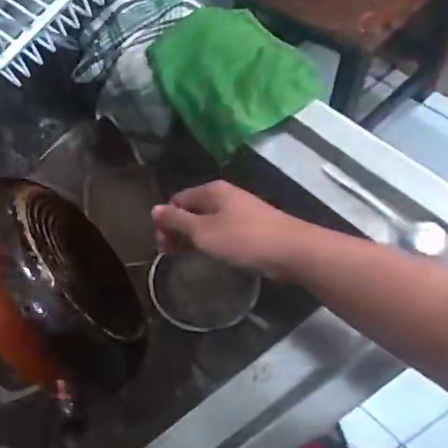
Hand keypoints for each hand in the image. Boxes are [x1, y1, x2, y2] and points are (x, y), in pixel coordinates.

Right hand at [150, 180, 323, 279]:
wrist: (292, 251)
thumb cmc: (242, 239)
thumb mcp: (202, 231)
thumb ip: (176, 220)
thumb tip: (155, 209)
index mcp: (211, 191)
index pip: (176, 200)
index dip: (165, 221)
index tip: (162, 244)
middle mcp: (224, 195)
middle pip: (190, 209)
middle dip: (177, 229)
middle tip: (170, 253)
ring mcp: (239, 210)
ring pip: (205, 220)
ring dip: (192, 237)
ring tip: (188, 256)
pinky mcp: (250, 225)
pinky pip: (220, 229)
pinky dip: (210, 240)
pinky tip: (211, 254)